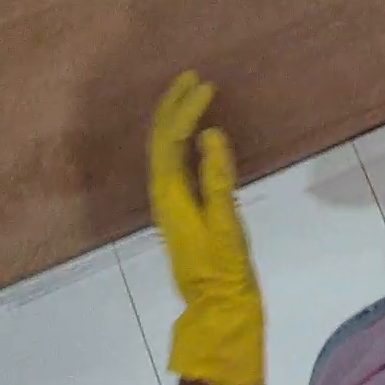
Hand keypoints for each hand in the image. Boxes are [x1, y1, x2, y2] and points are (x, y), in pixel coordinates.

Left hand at [150, 71, 264, 384]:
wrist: (218, 307)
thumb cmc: (224, 270)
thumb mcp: (226, 225)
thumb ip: (218, 180)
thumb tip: (209, 135)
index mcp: (170, 196)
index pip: (171, 140)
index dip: (187, 110)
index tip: (208, 85)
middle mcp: (163, 195)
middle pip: (159, 140)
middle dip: (172, 106)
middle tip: (192, 76)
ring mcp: (170, 202)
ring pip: (164, 150)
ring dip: (174, 119)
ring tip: (192, 94)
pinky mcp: (182, 208)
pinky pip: (175, 161)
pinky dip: (182, 139)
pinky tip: (196, 134)